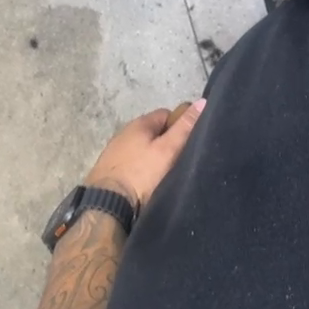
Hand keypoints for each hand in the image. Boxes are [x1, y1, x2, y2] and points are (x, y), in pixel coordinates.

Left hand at [83, 100, 204, 208]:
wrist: (106, 207)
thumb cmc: (141, 174)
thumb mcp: (168, 150)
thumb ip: (185, 127)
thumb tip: (203, 101)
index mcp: (139, 123)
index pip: (167, 114)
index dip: (179, 126)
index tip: (187, 144)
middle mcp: (123, 133)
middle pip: (153, 133)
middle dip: (165, 144)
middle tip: (176, 162)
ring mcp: (113, 153)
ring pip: (141, 150)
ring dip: (151, 159)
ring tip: (162, 176)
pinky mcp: (107, 172)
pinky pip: (130, 165)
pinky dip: (139, 171)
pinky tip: (144, 186)